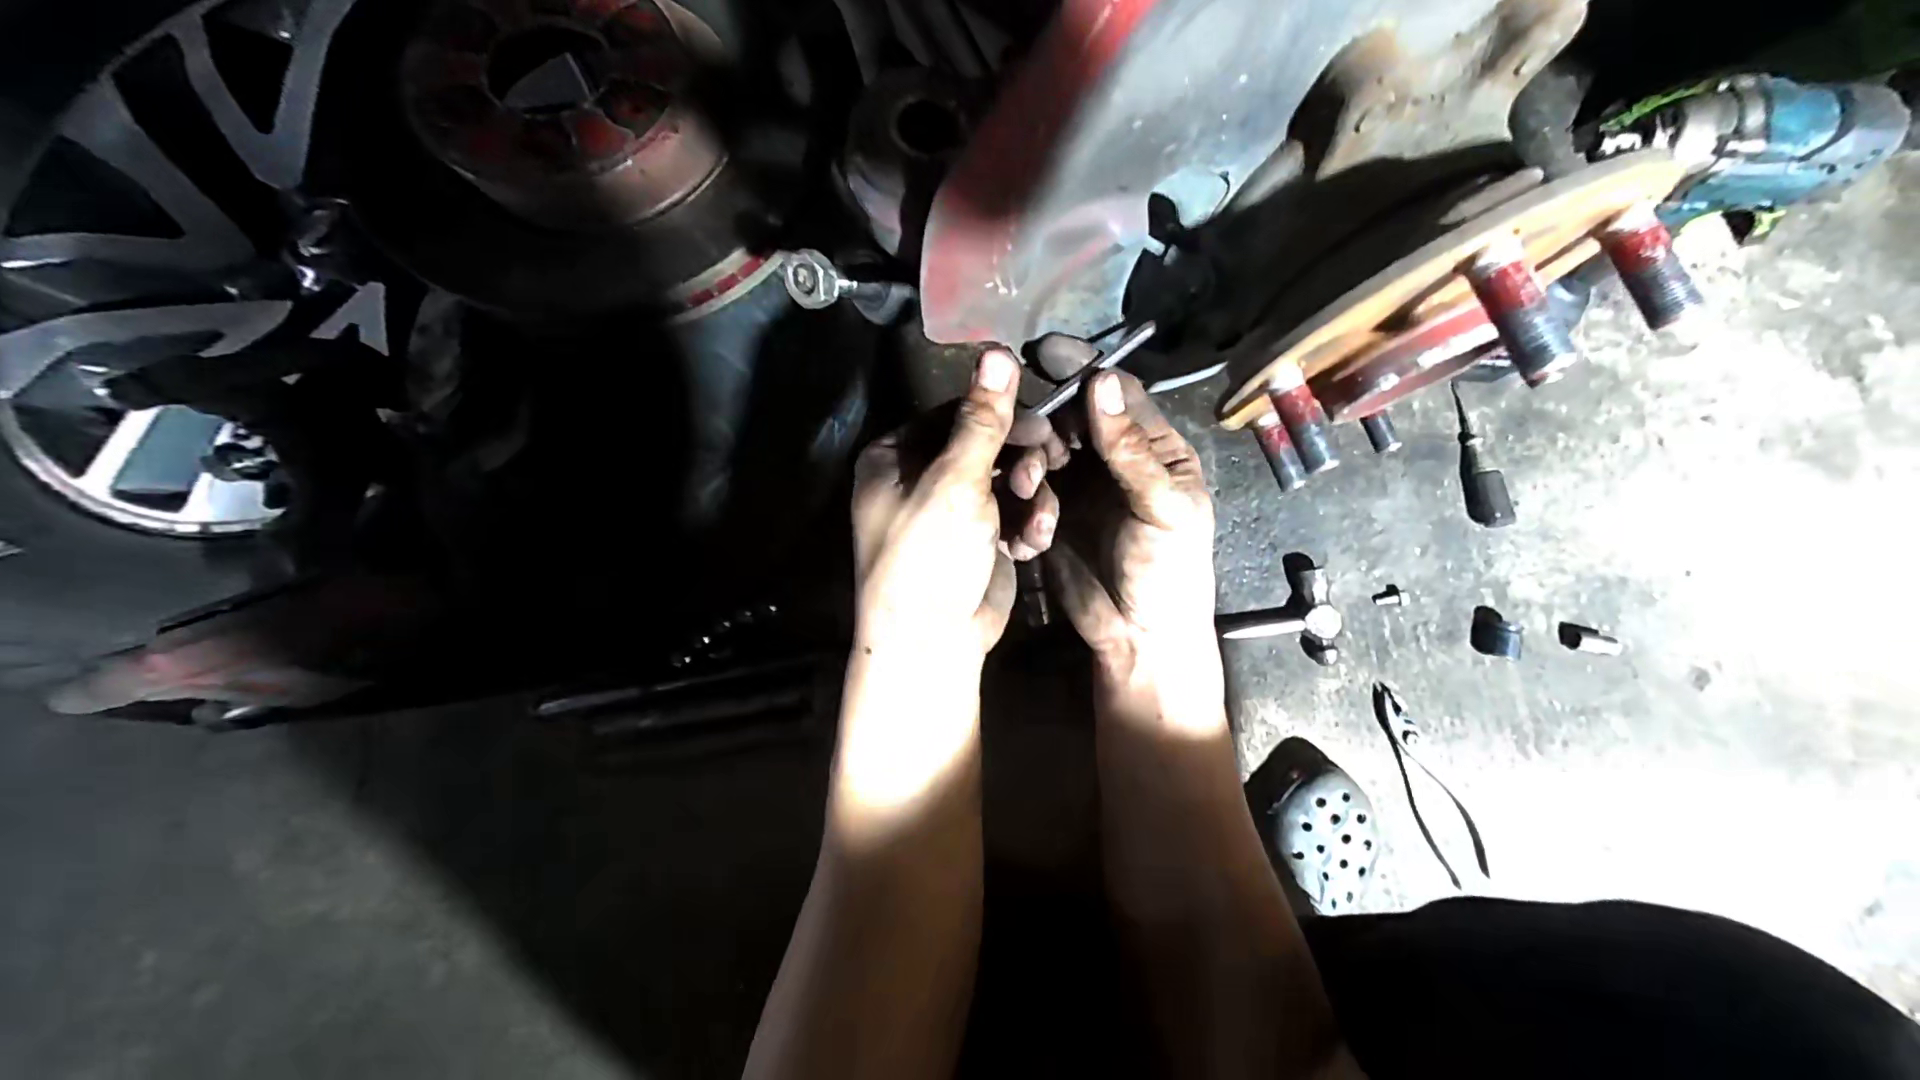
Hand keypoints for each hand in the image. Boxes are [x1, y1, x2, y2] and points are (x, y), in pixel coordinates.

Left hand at [851, 349, 1057, 658]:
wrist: (932, 643)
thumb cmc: (929, 554)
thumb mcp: (956, 481)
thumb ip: (981, 419)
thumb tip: (996, 351)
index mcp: (894, 457)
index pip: (953, 413)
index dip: (998, 415)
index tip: (1039, 423)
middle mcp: (919, 479)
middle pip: (984, 446)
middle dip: (1020, 460)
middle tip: (1045, 470)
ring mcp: (950, 512)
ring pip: (1006, 480)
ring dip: (1029, 496)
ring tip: (1035, 519)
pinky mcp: (978, 540)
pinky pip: (1011, 514)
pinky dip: (1025, 525)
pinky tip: (1031, 543)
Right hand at [1049, 371, 1216, 665]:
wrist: (1139, 638)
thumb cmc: (1169, 573)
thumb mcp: (1164, 510)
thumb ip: (1132, 451)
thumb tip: (1102, 383)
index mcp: (1153, 450)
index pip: (1117, 395)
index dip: (1084, 370)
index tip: (1043, 352)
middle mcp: (1112, 461)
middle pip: (1070, 420)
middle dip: (1047, 424)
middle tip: (1029, 437)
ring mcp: (1078, 489)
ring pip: (1043, 454)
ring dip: (1031, 465)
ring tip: (1030, 487)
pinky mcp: (1050, 517)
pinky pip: (1027, 493)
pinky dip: (1023, 500)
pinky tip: (1032, 523)